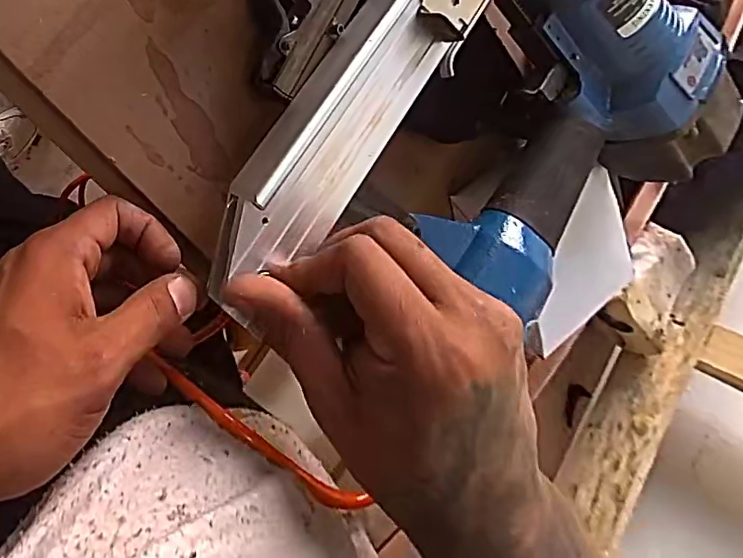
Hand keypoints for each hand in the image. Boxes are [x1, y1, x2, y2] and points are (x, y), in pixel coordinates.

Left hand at [0, 196, 199, 546]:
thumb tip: (184, 287)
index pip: (117, 214)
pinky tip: (133, 374)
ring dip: (134, 317)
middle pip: (109, 253)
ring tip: (166, 353)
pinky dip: (105, 336)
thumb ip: (152, 314)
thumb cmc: (7, 408)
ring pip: (93, 292)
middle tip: (180, 314)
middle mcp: (34, 268)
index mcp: (54, 255)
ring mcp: (21, 301)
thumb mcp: (101, 358)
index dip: (155, 235)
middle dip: (151, 284)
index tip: (177, 268)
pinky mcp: (14, 334)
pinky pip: (72, 319)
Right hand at [224, 217, 588, 557]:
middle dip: (337, 255)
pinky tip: (382, 322)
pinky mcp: (494, 306)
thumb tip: (247, 288)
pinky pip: (431, 266)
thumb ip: (293, 333)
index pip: (360, 256)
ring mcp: (489, 307)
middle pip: (386, 234)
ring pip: (408, 245)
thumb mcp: (337, 407)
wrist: (487, 507)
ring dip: (367, 267)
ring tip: (349, 317)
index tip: (289, 287)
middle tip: (314, 295)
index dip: (314, 264)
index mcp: (429, 346)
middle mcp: (469, 315)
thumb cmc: (413, 473)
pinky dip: (395, 280)